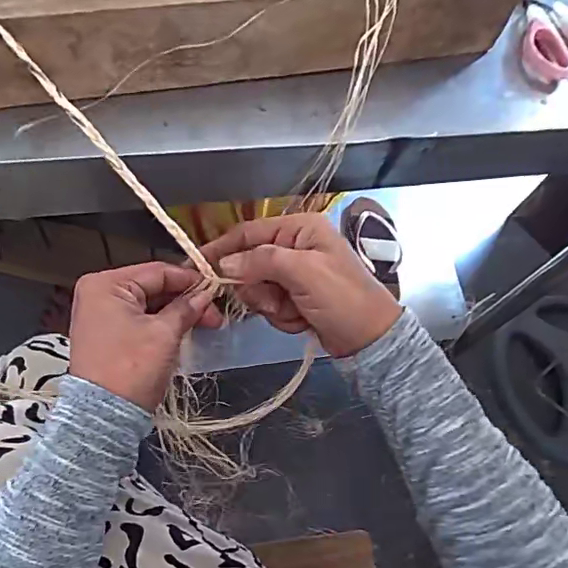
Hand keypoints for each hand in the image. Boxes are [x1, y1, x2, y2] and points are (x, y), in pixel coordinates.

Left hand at [67, 263, 222, 409]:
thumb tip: (204, 295)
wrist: (105, 414)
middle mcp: (98, 294)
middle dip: (185, 300)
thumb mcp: (165, 334)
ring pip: (148, 305)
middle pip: (152, 287)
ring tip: (204, 324)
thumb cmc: (130, 369)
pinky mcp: (107, 336)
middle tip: (214, 314)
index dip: (191, 280)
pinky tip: (184, 331)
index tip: (216, 289)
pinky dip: (161, 325)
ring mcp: (100, 316)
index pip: (157, 271)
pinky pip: (139, 321)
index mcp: (105, 284)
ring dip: (176, 314)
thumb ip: (186, 308)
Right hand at [200, 213, 402, 356]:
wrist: (370, 339)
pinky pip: (270, 306)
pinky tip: (302, 320)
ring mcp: (295, 275)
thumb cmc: (344, 299)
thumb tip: (225, 263)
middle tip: (275, 301)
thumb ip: (261, 261)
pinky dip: (281, 317)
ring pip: (257, 289)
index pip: (249, 233)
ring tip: (296, 311)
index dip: (222, 249)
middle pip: (248, 264)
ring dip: (271, 306)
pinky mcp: (295, 298)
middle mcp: (295, 247)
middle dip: (258, 289)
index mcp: (300, 228)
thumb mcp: (303, 272)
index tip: (197, 266)